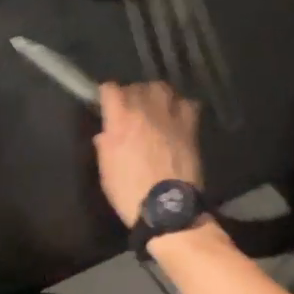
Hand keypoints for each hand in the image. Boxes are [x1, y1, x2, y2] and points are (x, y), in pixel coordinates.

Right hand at [93, 82, 202, 226]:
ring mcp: (169, 117)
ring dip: (155, 94)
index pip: (110, 89)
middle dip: (131, 93)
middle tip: (130, 108)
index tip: (106, 103)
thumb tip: (106, 133)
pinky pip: (188, 104)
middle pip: (137, 86)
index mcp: (121, 119)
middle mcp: (145, 110)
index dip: (106, 94)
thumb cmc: (129, 191)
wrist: (167, 207)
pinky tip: (177, 117)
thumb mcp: (106, 170)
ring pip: (162, 89)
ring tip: (154, 106)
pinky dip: (181, 106)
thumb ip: (104, 145)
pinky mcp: (189, 127)